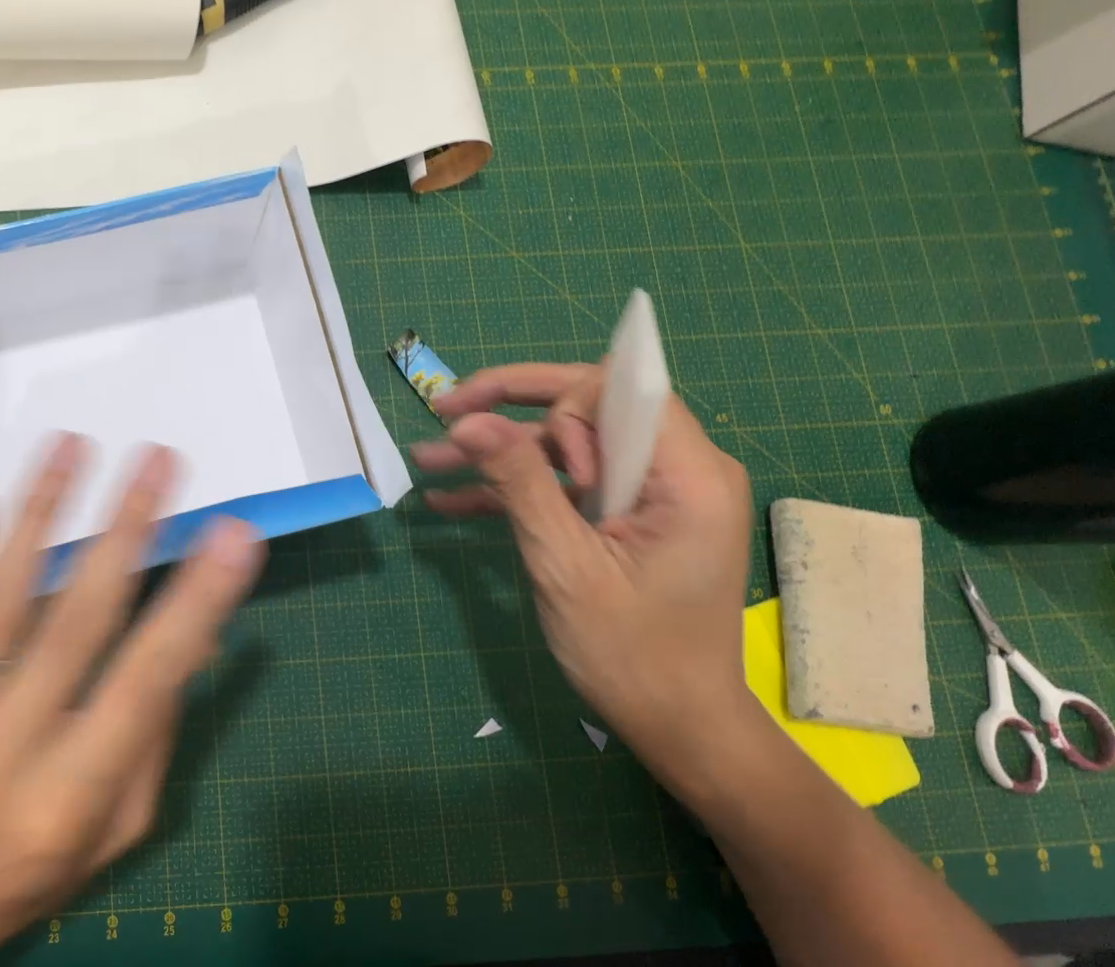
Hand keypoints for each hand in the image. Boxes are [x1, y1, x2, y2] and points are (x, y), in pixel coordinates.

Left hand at [0, 435, 265, 966]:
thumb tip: (192, 637)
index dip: (193, 605)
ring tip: (72, 445)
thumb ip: (152, 734)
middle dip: (124, 533)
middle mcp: (1, 754)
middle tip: (159, 461)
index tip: (233, 535)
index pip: (144, 684)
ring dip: (37, 515)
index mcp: (69, 796)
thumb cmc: (27, 870)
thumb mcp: (115, 830)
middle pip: (73, 624)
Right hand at [412, 363, 756, 769]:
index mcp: (687, 475)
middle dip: (510, 414)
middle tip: (443, 419)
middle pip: (588, 408)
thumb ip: (519, 484)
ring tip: (427, 462)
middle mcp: (680, 470)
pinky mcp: (630, 517)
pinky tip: (452, 501)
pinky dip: (518, 489)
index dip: (549, 394)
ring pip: (568, 446)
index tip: (498, 435)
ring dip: (500, 455)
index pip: (618, 388)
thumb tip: (467, 420)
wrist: (678, 726)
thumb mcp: (564, 565)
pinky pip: (570, 483)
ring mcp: (655, 494)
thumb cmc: (631, 655)